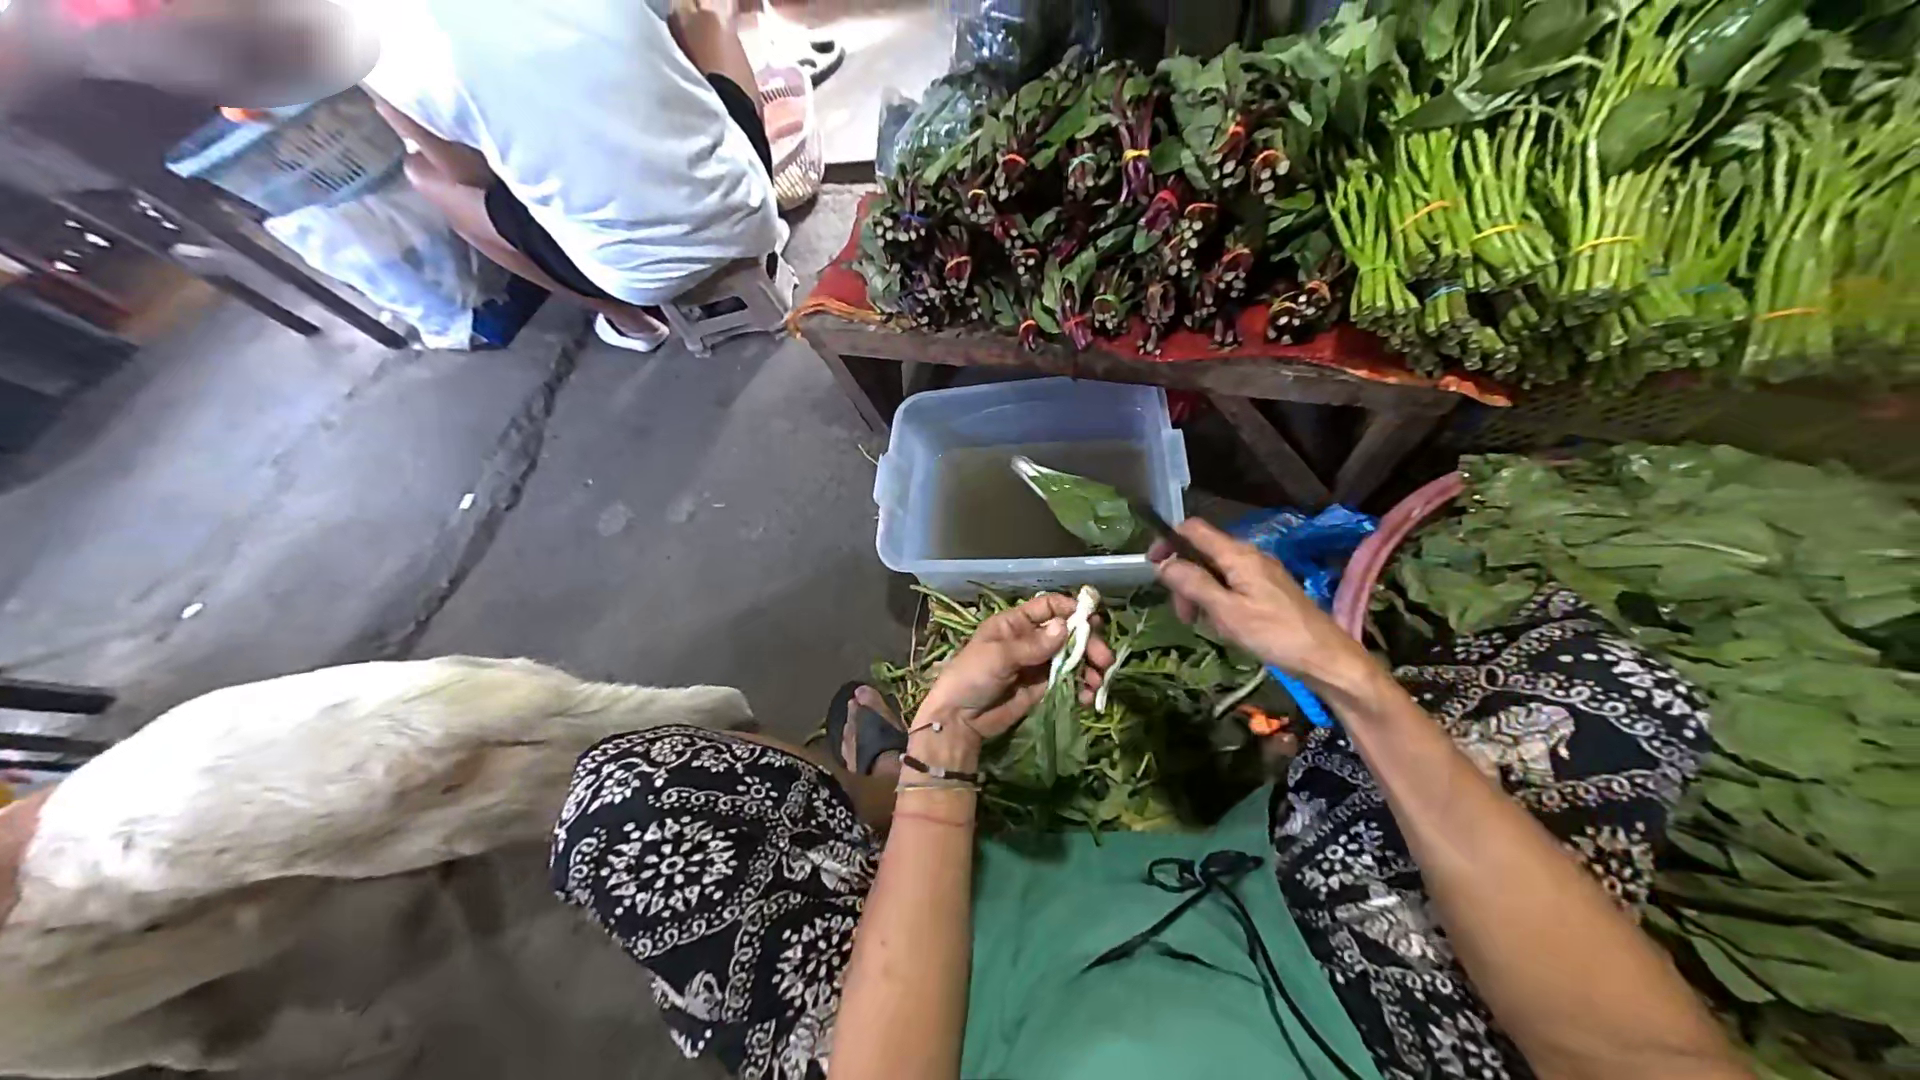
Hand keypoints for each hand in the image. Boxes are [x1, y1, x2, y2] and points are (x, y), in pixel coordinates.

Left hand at [916, 592, 1113, 743]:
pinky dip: (1082, 686)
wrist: (959, 720)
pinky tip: (1088, 696)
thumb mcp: (999, 656)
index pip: (1048, 607)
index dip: (1071, 609)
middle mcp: (1030, 640)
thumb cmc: (971, 677)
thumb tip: (1065, 627)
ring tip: (1098, 681)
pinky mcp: (1043, 688)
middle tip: (1103, 659)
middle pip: (1068, 633)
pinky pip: (1069, 681)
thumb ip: (1033, 645)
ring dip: (1090, 666)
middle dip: (1089, 643)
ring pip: (1073, 658)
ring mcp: (1038, 664)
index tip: (1093, 619)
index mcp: (1015, 623)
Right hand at [1149, 519, 1372, 693]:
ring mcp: (1259, 572)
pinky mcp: (1266, 589)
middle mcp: (1248, 556)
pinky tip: (1223, 626)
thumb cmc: (1274, 634)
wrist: (1325, 658)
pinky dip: (1217, 601)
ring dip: (1199, 595)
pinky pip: (1230, 585)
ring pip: (1214, 572)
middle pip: (1201, 553)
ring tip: (1204, 625)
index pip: (1193, 530)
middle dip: (1184, 579)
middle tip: (1183, 614)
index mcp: (1238, 555)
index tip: (1153, 566)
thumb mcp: (1226, 611)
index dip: (1168, 541)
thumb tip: (1164, 563)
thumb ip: (1193, 583)